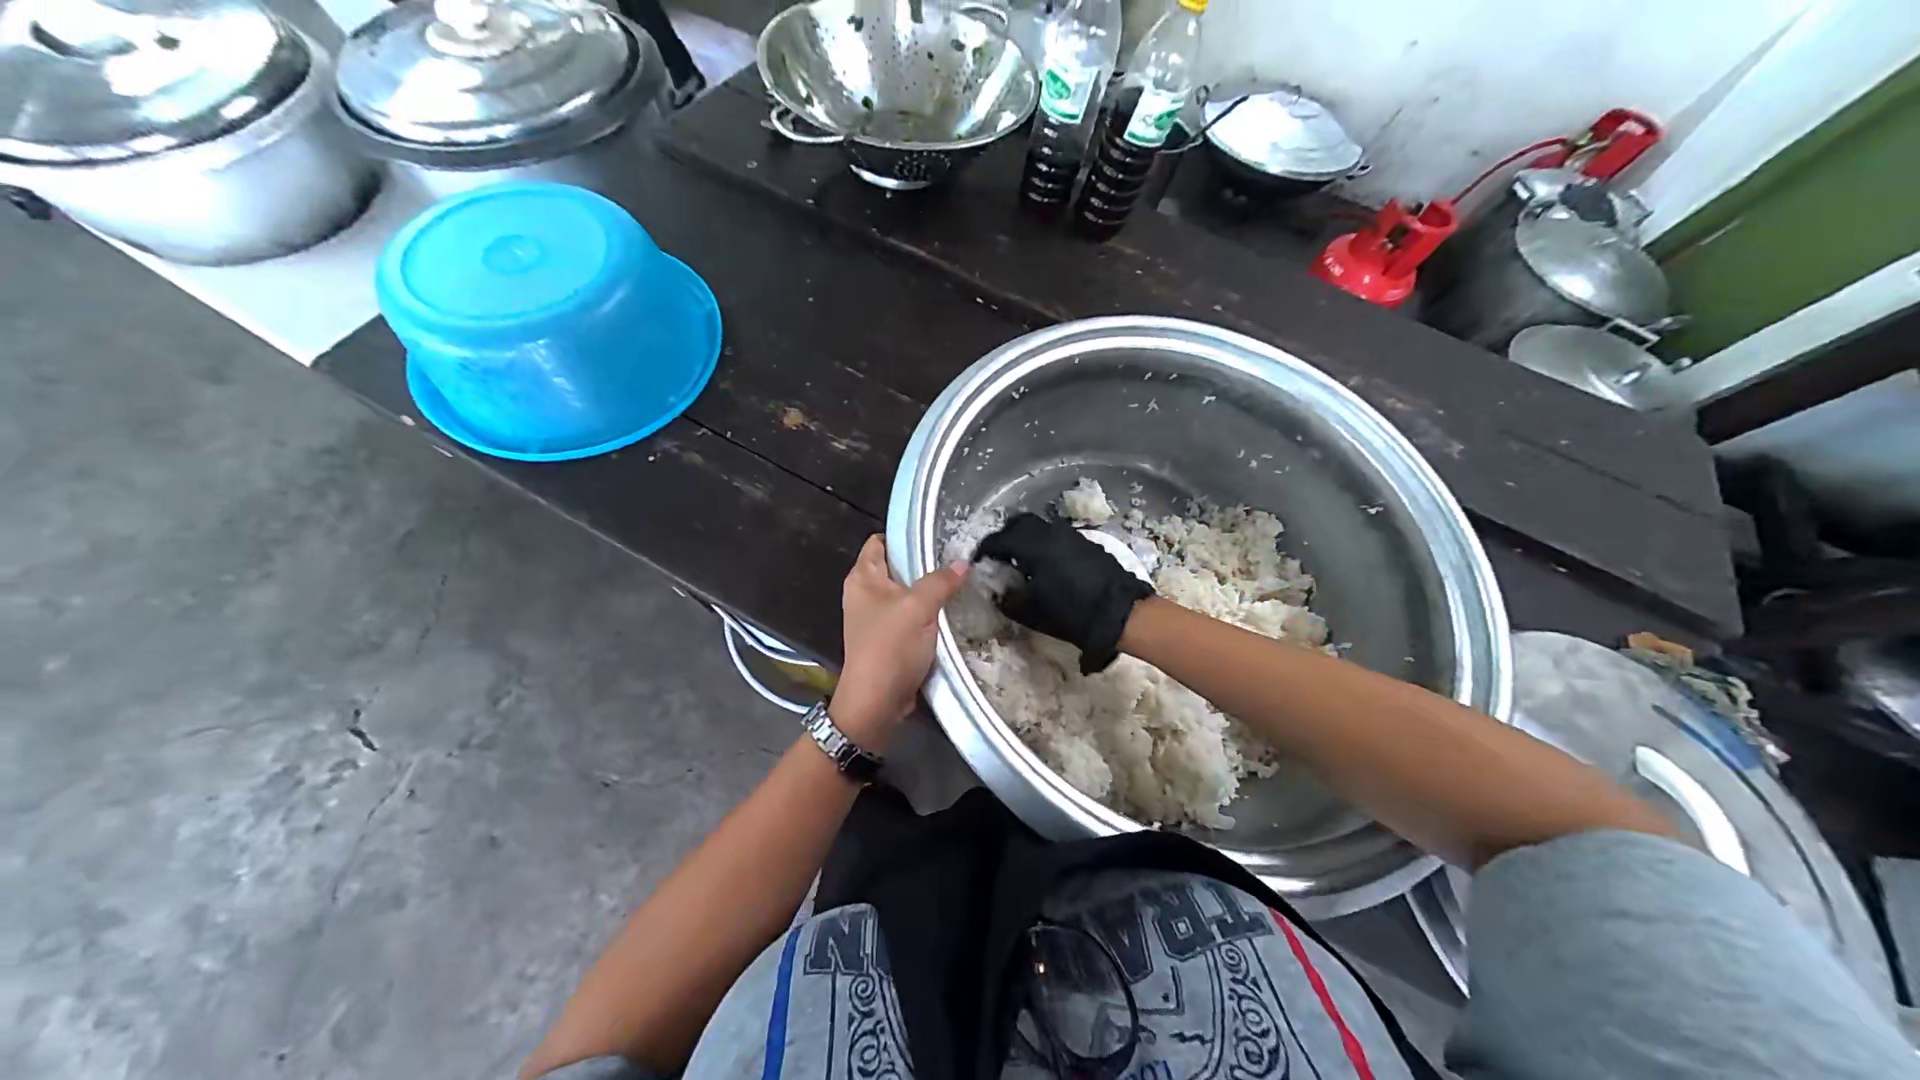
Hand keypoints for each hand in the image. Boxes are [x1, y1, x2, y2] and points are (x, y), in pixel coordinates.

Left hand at [832, 536, 968, 751]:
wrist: (877, 702)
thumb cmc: (890, 647)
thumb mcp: (919, 608)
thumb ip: (940, 582)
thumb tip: (962, 563)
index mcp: (862, 578)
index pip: (879, 541)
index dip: (904, 535)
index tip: (935, 535)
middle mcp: (865, 593)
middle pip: (897, 566)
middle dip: (924, 563)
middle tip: (956, 559)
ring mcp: (875, 617)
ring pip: (906, 593)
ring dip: (929, 591)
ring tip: (958, 582)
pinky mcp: (888, 638)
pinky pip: (910, 616)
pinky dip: (927, 614)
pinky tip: (949, 612)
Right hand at [975, 513, 1152, 674]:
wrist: (1120, 613)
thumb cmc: (1071, 613)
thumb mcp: (1031, 612)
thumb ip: (1008, 600)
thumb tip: (999, 594)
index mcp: (1032, 546)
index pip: (998, 540)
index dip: (985, 550)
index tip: (979, 562)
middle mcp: (1050, 533)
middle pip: (1020, 524)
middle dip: (1006, 538)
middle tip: (999, 557)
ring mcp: (1071, 536)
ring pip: (1040, 528)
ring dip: (1027, 540)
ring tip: (1022, 562)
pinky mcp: (1087, 544)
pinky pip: (1058, 538)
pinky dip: (1045, 546)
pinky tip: (1047, 567)